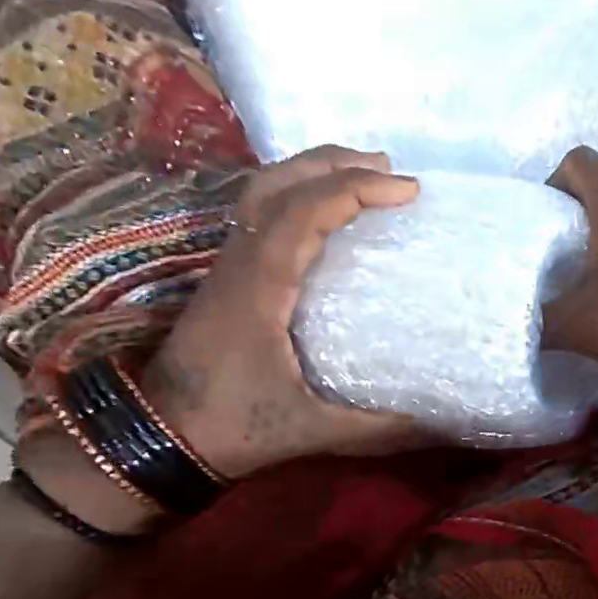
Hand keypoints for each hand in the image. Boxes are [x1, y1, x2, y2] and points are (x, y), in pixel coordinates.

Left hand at [17, 146, 425, 533]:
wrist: (162, 434)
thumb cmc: (236, 427)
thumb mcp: (313, 431)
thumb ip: (375, 428)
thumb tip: (435, 424)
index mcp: (261, 287)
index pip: (304, 213)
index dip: (356, 190)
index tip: (407, 190)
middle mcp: (241, 262)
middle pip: (278, 183)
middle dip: (334, 164)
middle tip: (387, 167)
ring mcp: (229, 265)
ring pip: (263, 192)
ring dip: (312, 172)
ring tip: (360, 174)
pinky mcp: (228, 278)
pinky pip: (259, 214)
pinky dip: (296, 195)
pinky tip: (323, 213)